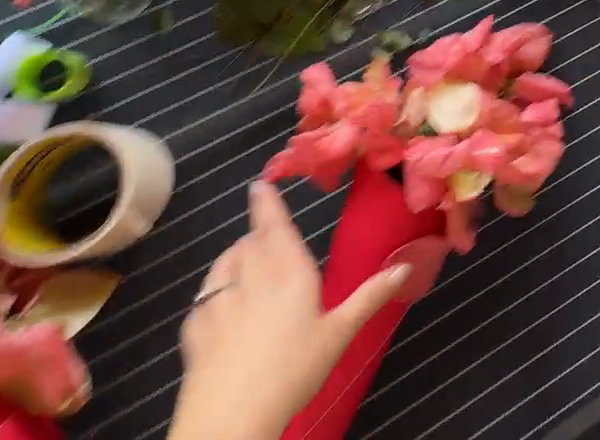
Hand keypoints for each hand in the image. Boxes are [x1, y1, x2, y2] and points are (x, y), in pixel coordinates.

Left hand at [169, 182, 410, 439]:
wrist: (230, 420)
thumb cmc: (294, 370)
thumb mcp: (340, 333)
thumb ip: (371, 296)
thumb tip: (406, 265)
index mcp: (288, 274)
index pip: (274, 228)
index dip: (266, 204)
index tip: (259, 184)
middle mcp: (250, 280)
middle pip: (248, 243)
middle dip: (256, 233)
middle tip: (267, 234)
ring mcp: (217, 305)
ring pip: (223, 265)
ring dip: (234, 256)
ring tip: (245, 261)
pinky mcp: (193, 332)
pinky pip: (202, 299)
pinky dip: (213, 291)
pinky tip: (219, 304)